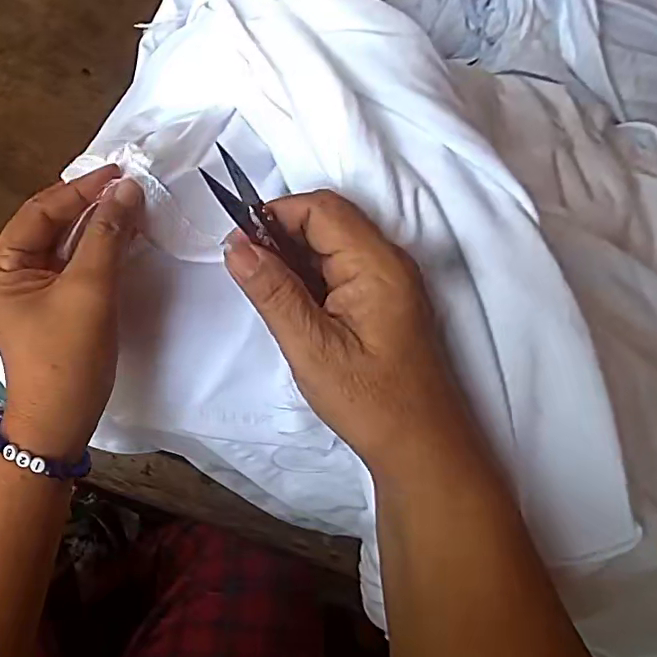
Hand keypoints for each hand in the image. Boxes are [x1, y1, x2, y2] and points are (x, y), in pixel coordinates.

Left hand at [0, 164, 144, 460]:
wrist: (60, 422)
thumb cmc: (67, 358)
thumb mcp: (88, 291)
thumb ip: (106, 236)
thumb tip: (126, 190)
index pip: (40, 211)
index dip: (80, 189)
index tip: (119, 172)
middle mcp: (7, 272)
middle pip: (50, 224)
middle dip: (89, 204)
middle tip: (130, 186)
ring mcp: (29, 289)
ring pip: (64, 243)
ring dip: (96, 225)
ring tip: (131, 204)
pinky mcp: (50, 303)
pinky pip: (72, 264)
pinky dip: (97, 248)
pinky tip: (122, 234)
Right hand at [223, 190, 482, 475]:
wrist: (420, 447)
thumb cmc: (369, 401)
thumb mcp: (310, 346)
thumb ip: (273, 291)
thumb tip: (236, 247)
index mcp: (377, 266)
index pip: (321, 209)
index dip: (274, 215)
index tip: (238, 246)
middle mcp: (387, 262)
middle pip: (326, 219)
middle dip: (278, 234)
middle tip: (245, 270)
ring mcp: (387, 279)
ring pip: (328, 243)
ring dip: (289, 256)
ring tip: (263, 291)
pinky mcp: (380, 298)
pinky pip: (336, 267)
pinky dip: (304, 274)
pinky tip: (287, 302)